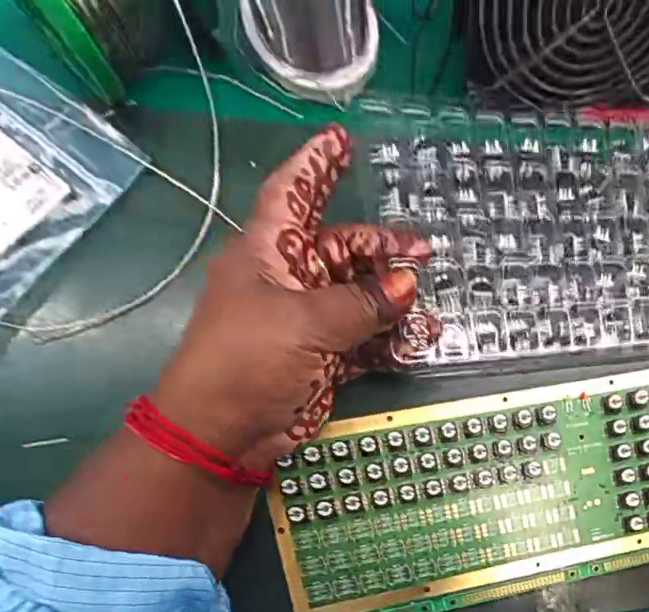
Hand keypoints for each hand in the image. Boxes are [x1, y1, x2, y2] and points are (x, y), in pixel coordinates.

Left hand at [151, 125, 438, 468]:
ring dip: (392, 306)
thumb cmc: (249, 361)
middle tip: (422, 254)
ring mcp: (306, 324)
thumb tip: (407, 284)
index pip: (293, 194)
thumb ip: (361, 303)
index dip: (316, 165)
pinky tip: (414, 345)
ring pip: (357, 301)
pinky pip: (361, 343)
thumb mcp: (306, 324)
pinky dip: (386, 345)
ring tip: (425, 313)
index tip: (341, 140)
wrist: (224, 434)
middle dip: (381, 252)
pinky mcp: (320, 362)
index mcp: (268, 254)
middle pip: (340, 251)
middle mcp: (288, 282)